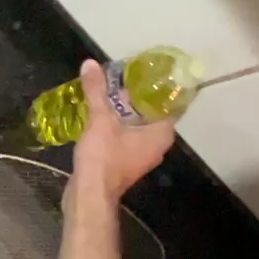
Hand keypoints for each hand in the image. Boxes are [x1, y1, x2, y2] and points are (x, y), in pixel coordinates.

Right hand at [70, 59, 175, 200]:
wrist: (88, 195)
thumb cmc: (103, 158)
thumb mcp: (100, 120)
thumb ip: (96, 91)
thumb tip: (90, 64)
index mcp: (160, 134)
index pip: (169, 103)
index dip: (159, 87)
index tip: (147, 72)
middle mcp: (156, 145)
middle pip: (151, 115)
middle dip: (137, 98)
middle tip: (124, 78)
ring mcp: (141, 157)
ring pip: (137, 127)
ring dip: (126, 113)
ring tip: (111, 93)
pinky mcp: (125, 164)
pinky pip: (126, 138)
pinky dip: (117, 127)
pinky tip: (103, 115)